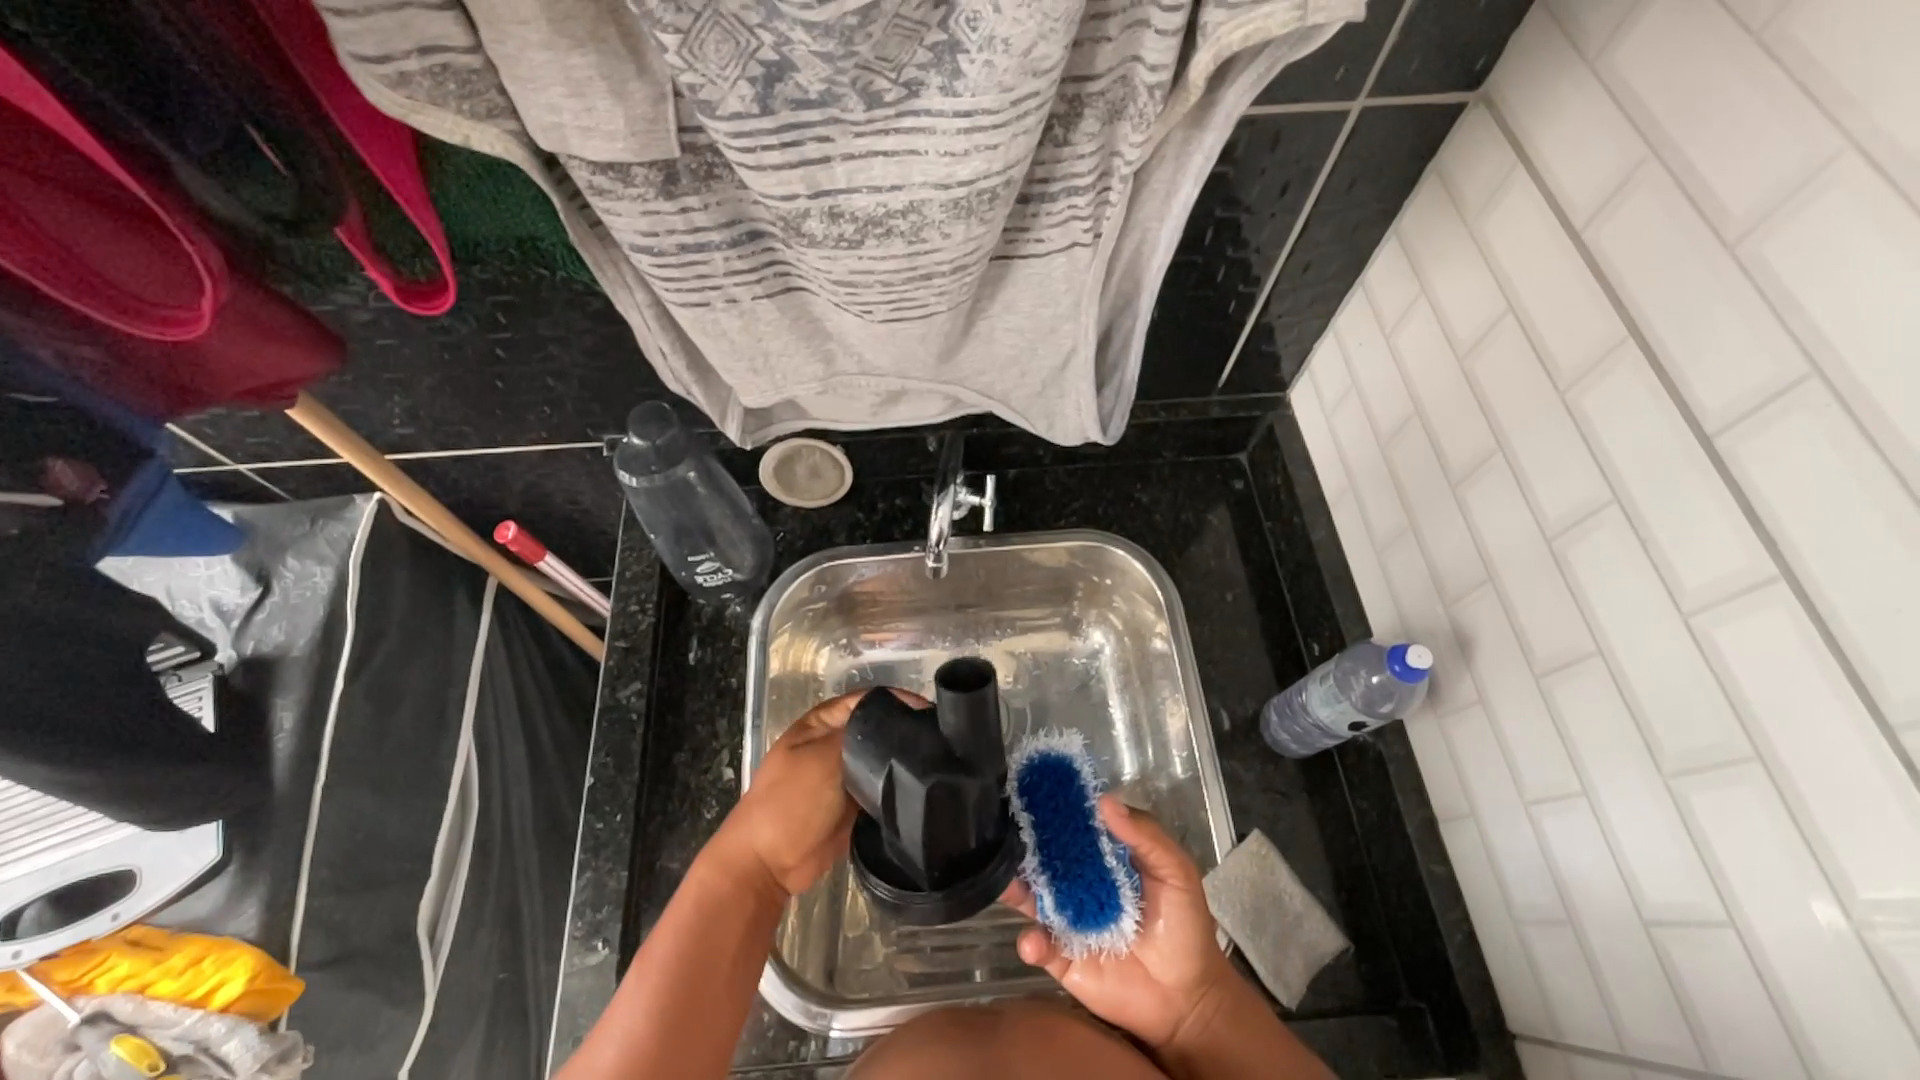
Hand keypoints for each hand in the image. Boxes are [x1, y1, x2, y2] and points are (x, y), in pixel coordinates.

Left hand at [714, 689, 926, 898]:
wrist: (771, 862)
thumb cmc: (790, 801)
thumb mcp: (824, 757)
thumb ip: (861, 736)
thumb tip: (901, 725)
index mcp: (824, 722)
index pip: (869, 700)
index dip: (899, 700)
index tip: (934, 711)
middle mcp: (837, 743)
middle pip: (880, 730)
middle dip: (908, 733)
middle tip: (947, 740)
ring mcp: (847, 776)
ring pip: (885, 763)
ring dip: (907, 765)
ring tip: (945, 764)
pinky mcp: (857, 806)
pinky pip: (885, 791)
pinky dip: (901, 791)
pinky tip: (927, 790)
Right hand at [1000, 796, 1238, 1049]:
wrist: (1187, 999)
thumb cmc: (1185, 926)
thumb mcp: (1176, 872)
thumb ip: (1145, 836)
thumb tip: (1104, 800)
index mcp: (1104, 859)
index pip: (1074, 829)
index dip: (1054, 812)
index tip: (1031, 793)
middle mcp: (1079, 884)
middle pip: (1043, 861)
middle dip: (1022, 848)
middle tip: (1002, 835)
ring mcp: (1067, 921)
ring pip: (1031, 900)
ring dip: (1014, 890)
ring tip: (1005, 884)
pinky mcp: (1061, 958)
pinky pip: (1039, 946)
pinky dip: (1031, 943)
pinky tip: (1034, 942)